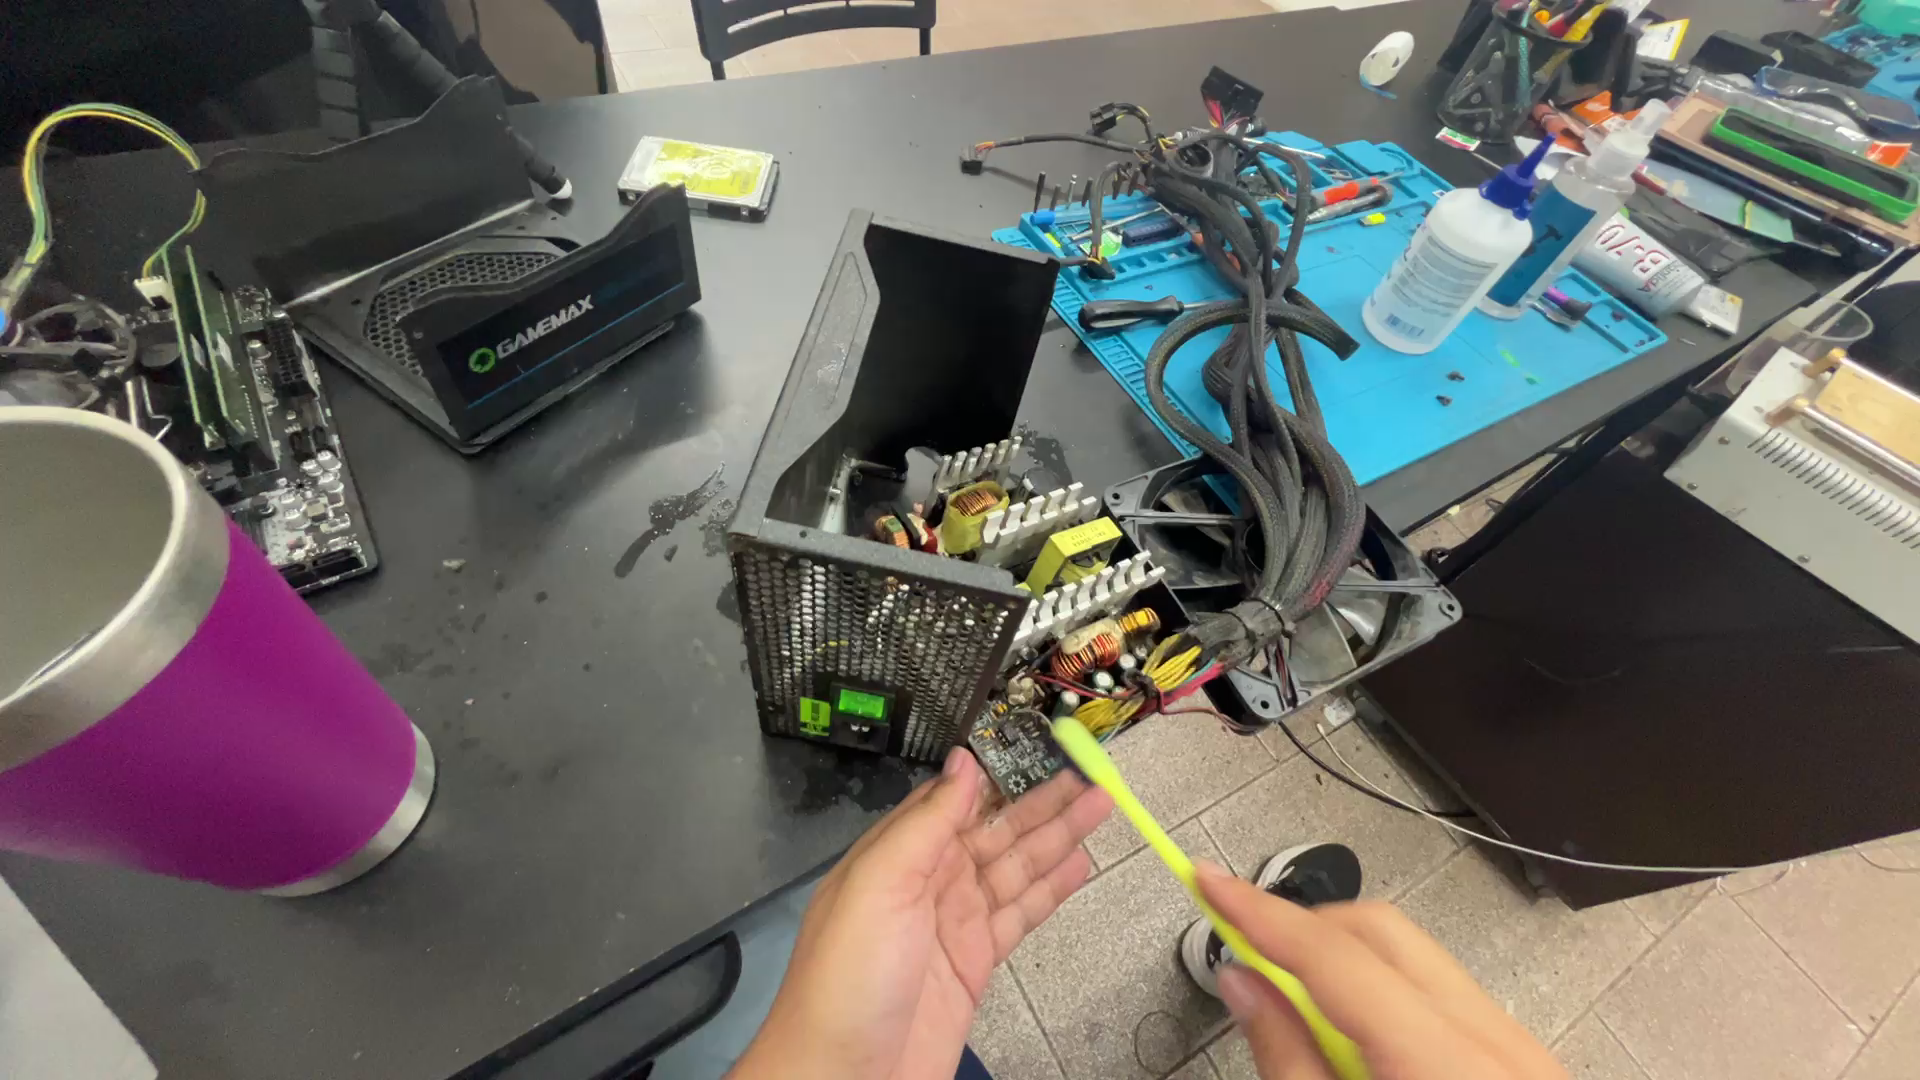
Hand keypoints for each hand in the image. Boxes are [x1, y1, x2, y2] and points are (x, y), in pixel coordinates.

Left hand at [730, 747, 1113, 1079]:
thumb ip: (926, 821)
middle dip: (1043, 801)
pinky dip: (1051, 887)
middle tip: (1087, 775)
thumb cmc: (847, 978)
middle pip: (997, 827)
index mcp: (901, 851)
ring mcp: (956, 920)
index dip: (1001, 773)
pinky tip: (1077, 864)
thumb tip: (962, 761)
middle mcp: (930, 878)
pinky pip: (1021, 912)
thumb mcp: (879, 883)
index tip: (1037, 749)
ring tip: (1097, 806)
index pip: (959, 797)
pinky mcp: (975, 961)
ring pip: (1016, 865)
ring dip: (1058, 836)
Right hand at [1194, 861, 1567, 1079]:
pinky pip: (1439, 993)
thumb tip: (1241, 981)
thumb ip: (1286, 1060)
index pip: (1337, 957)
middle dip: (1304, 928)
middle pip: (1382, 933)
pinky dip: (1380, 993)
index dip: (1261, 912)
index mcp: (1452, 1073)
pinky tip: (1353, 1039)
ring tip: (1296, 1005)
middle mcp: (1506, 1054)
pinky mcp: (1530, 1068)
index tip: (1208, 880)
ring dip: (1340, 960)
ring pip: (1411, 956)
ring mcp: (1531, 1059)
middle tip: (1246, 946)